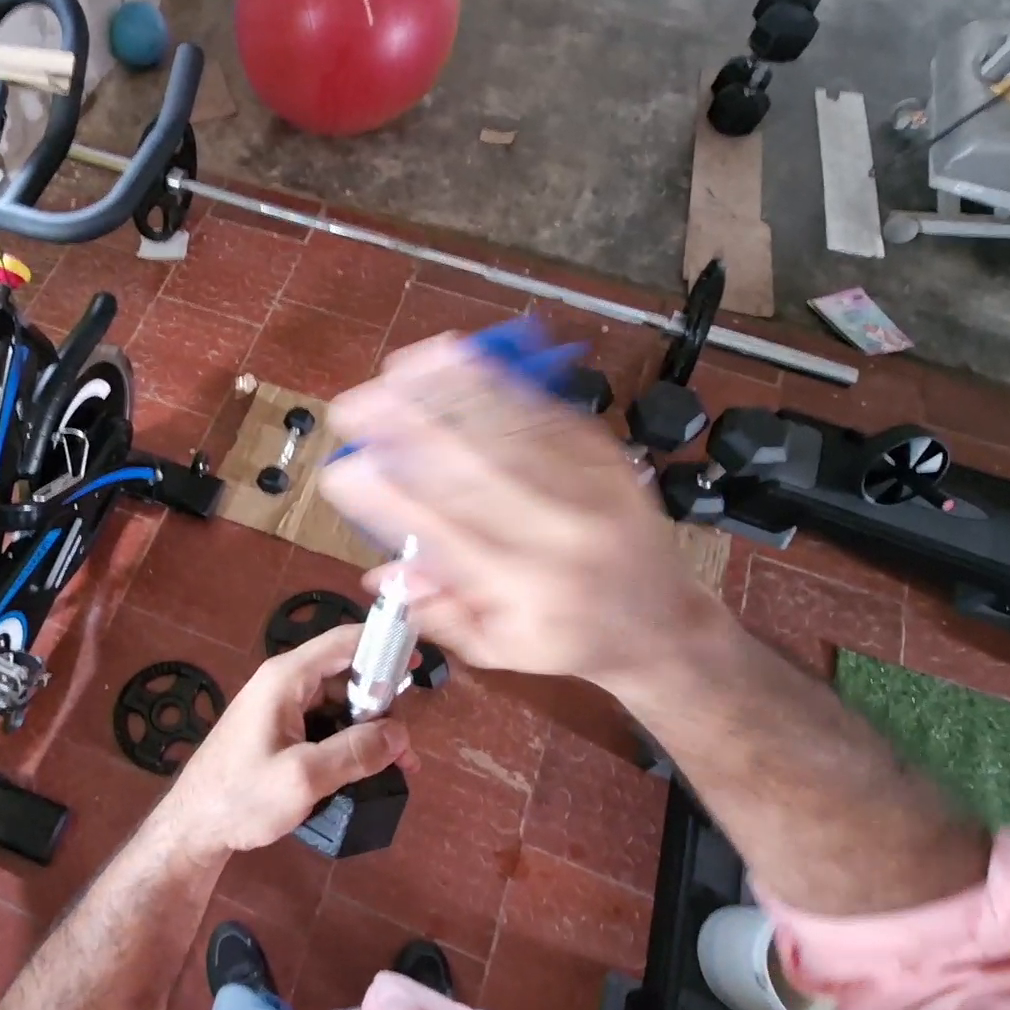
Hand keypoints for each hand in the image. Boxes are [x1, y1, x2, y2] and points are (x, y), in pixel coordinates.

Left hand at [155, 626, 416, 858]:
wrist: (192, 827)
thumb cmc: (240, 798)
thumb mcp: (303, 778)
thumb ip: (354, 752)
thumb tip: (400, 733)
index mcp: (286, 677)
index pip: (343, 641)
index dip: (383, 645)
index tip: (420, 663)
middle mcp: (284, 682)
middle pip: (346, 674)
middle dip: (382, 703)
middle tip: (407, 746)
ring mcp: (280, 706)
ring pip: (339, 702)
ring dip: (369, 729)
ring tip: (398, 766)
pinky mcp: (280, 730)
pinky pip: (325, 723)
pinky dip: (349, 741)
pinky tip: (368, 770)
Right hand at [318, 333, 729, 693]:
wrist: (664, 625)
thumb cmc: (571, 640)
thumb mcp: (499, 649)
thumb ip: (439, 612)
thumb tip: (382, 572)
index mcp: (525, 588)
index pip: (443, 535)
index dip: (388, 501)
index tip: (345, 473)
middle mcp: (558, 535)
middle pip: (474, 472)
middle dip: (408, 431)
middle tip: (358, 405)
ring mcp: (589, 491)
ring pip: (511, 432)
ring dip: (451, 393)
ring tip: (403, 366)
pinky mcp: (608, 460)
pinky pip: (548, 415)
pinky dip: (501, 384)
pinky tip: (463, 360)